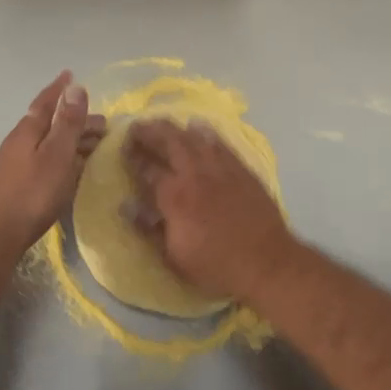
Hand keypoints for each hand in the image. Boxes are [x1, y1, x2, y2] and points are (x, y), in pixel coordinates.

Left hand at [0, 71, 106, 248]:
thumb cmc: (31, 193)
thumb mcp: (56, 154)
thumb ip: (67, 123)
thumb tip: (75, 87)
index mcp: (27, 131)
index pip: (46, 102)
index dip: (59, 89)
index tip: (71, 74)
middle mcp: (20, 142)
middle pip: (50, 123)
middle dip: (74, 118)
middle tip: (101, 121)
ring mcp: (17, 164)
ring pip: (49, 143)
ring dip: (71, 139)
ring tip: (94, 143)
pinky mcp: (19, 183)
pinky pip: (47, 159)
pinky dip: (64, 156)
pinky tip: (73, 167)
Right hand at [122, 119, 295, 298]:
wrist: (267, 262)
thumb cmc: (216, 266)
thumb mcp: (174, 256)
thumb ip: (149, 228)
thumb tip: (126, 207)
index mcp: (174, 196)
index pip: (147, 168)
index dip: (132, 156)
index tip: (123, 149)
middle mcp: (195, 174)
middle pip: (169, 141)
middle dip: (150, 132)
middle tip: (137, 128)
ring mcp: (221, 168)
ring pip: (194, 137)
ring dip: (175, 127)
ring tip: (163, 124)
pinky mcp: (241, 169)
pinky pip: (220, 142)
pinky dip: (206, 132)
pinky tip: (199, 127)